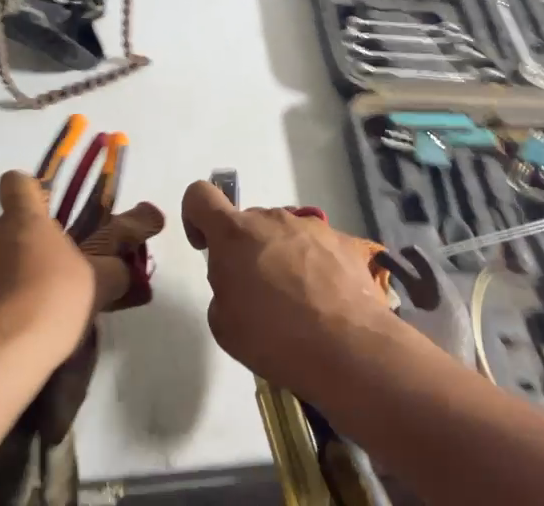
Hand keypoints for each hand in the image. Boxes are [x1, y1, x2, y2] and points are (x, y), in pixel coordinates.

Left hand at [0, 172, 164, 373]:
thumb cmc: (50, 304)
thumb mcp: (97, 285)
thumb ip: (113, 270)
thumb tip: (122, 268)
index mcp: (22, 220)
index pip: (16, 182)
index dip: (30, 192)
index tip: (46, 216)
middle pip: (6, 231)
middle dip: (26, 252)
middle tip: (52, 282)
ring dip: (7, 283)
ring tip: (31, 319)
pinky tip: (8, 339)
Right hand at [181, 181, 396, 402]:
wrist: (348, 348)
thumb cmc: (274, 338)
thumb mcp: (223, 324)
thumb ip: (223, 289)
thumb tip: (241, 283)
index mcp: (234, 234)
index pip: (200, 195)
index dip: (196, 216)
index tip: (206, 247)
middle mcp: (272, 219)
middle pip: (248, 223)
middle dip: (246, 251)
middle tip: (259, 296)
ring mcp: (312, 227)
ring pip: (285, 235)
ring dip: (282, 258)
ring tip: (299, 303)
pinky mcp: (344, 242)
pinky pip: (318, 247)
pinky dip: (315, 267)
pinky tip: (326, 303)